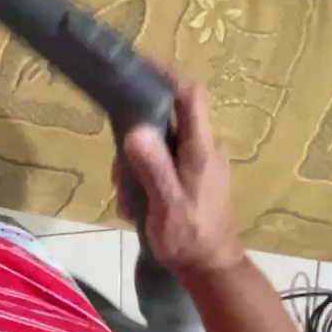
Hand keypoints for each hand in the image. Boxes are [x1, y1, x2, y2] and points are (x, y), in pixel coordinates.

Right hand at [115, 80, 244, 280]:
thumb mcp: (166, 205)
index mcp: (201, 149)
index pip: (189, 94)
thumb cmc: (189, 238)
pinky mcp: (193, 176)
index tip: (138, 63)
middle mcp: (204, 148)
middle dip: (137, 138)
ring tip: (128, 199)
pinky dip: (144, 177)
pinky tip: (136, 204)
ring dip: (137, 166)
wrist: (211, 269)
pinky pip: (163, 162)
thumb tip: (135, 130)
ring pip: (160, 144)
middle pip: (167, 119)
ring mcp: (200, 162)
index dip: (166, 73)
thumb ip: (152, 168)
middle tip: (120, 173)